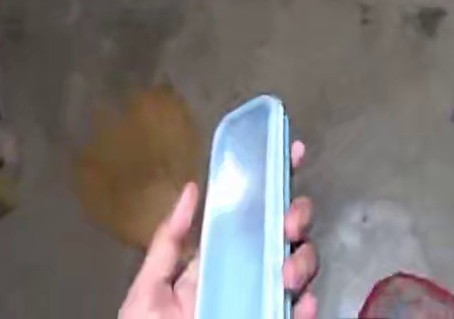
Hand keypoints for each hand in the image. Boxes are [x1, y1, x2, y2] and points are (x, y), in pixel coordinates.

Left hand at [119, 141, 317, 318]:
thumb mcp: (146, 297)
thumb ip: (167, 245)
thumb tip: (194, 187)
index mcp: (219, 257)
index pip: (253, 209)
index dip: (276, 177)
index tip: (292, 150)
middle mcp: (248, 273)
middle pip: (286, 231)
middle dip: (298, 215)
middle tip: (289, 221)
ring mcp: (264, 303)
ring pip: (301, 266)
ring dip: (303, 259)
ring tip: (287, 271)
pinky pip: (301, 313)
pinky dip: (307, 307)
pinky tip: (301, 303)